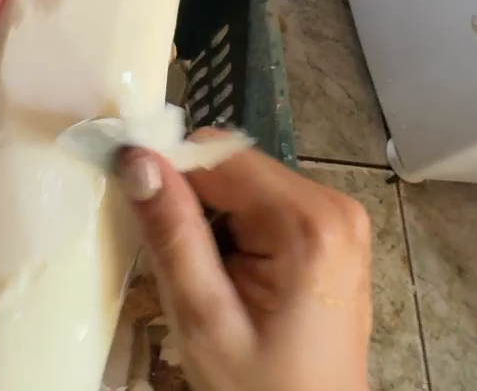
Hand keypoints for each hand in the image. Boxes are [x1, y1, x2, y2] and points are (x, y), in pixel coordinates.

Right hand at [118, 142, 372, 390]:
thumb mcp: (205, 322)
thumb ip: (173, 234)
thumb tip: (137, 157)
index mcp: (309, 220)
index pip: (218, 155)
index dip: (174, 177)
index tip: (146, 217)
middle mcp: (333, 202)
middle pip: (235, 166)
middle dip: (198, 205)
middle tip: (185, 266)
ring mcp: (338, 215)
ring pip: (246, 182)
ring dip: (216, 218)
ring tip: (211, 277)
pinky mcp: (333, 230)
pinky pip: (267, 202)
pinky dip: (239, 228)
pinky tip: (236, 275)